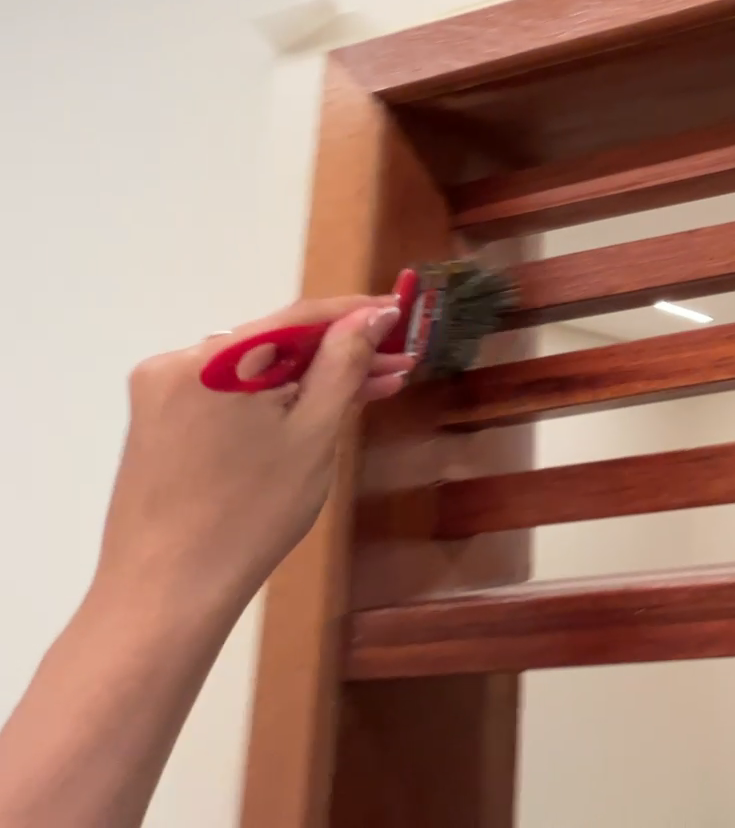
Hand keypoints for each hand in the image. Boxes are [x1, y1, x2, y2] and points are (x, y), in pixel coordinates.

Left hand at [94, 296, 417, 614]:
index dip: (358, 311)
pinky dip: (288, 396)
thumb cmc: (254, 507)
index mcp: (208, 362)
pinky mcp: (166, 422)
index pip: (298, 317)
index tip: (406, 311)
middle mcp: (176, 366)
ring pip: (264, 368)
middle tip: (404, 362)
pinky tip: (330, 407)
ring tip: (381, 387)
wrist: (170, 587)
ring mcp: (165, 395)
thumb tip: (375, 315)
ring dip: (322, 376)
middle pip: (280, 342)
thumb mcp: (315, 429)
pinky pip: (241, 392)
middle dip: (345, 350)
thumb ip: (345, 363)